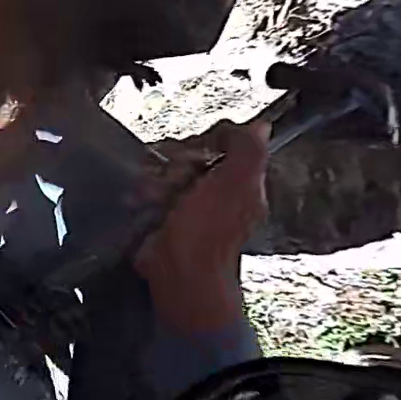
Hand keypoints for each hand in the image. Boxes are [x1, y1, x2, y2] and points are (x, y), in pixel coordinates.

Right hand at [134, 121, 269, 332]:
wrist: (177, 274)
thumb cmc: (208, 232)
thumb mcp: (235, 185)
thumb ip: (247, 151)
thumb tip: (260, 125)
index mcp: (240, 182)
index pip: (220, 143)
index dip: (204, 142)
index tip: (195, 154)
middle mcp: (216, 191)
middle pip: (189, 155)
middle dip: (175, 163)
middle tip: (174, 180)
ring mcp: (188, 203)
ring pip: (164, 170)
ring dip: (154, 179)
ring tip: (153, 196)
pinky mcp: (162, 214)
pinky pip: (148, 188)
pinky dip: (142, 193)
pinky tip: (140, 202)